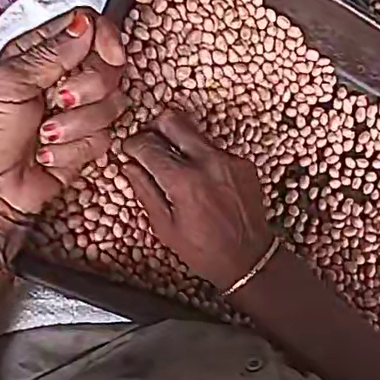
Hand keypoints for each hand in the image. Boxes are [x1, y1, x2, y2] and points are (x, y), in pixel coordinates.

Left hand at [0, 7, 127, 268]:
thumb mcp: (8, 82)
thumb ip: (51, 52)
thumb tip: (83, 24)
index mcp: (36, 55)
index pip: (85, 28)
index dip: (104, 37)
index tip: (110, 52)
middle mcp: (60, 80)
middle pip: (107, 67)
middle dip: (88, 87)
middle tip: (59, 99)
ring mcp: (76, 112)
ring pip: (111, 105)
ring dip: (76, 124)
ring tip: (44, 135)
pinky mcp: (86, 143)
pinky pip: (104, 137)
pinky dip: (75, 148)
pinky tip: (49, 154)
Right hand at [120, 110, 274, 287]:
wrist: (250, 258)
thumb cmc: (204, 250)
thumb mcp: (165, 227)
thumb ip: (145, 191)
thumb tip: (129, 165)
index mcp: (184, 181)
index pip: (148, 145)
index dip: (132, 145)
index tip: (129, 151)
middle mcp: (209, 163)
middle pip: (173, 121)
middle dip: (154, 128)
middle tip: (148, 145)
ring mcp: (229, 160)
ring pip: (195, 133)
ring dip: (179, 143)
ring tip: (173, 165)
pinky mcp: (243, 164)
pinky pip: (215, 149)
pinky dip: (202, 158)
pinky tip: (200, 179)